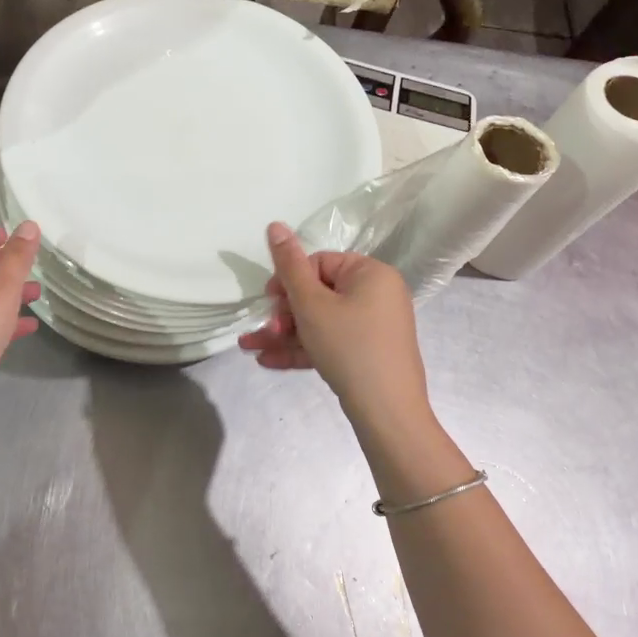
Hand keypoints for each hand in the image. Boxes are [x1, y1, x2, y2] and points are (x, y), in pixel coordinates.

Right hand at [239, 222, 427, 419]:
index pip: (320, 263)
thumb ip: (289, 265)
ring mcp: (374, 327)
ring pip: (320, 322)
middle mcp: (378, 295)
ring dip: (284, 333)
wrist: (387, 412)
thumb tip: (275, 224)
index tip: (269, 301)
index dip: (290, 281)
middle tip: (264, 330)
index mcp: (371, 274)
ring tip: (251, 347)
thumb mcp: (311, 303)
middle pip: (318, 293)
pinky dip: (303, 349)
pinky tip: (268, 361)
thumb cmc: (349, 345)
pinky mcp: (368, 353)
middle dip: (284, 313)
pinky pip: (330, 342)